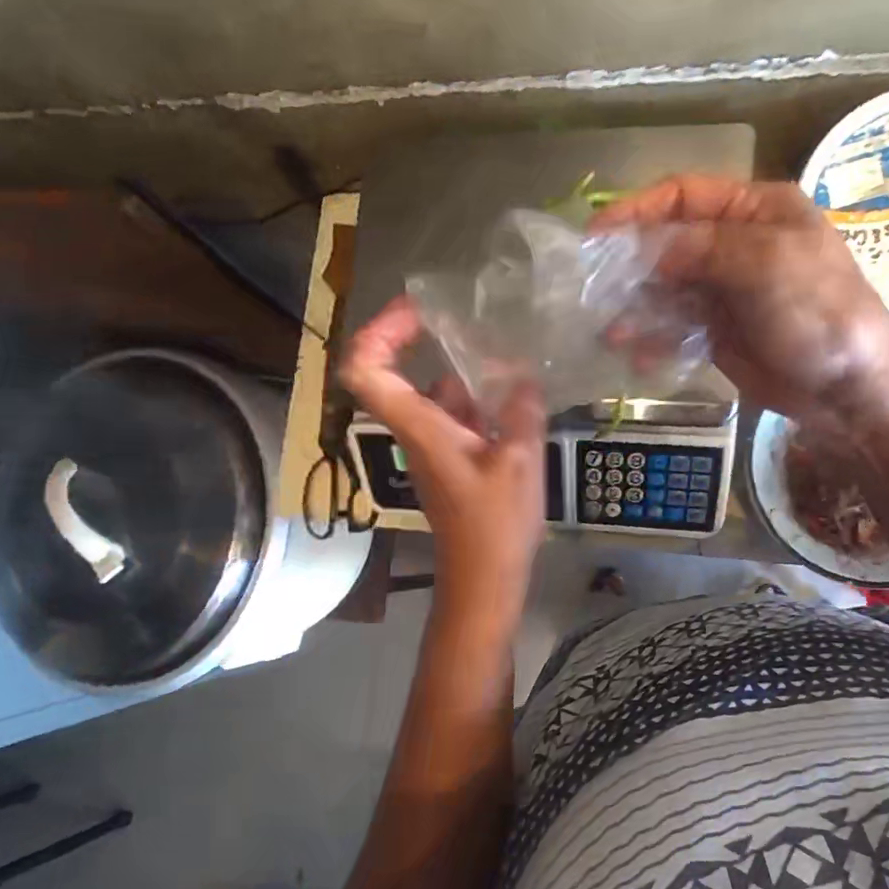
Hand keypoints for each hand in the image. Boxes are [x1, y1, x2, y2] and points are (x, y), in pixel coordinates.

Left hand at [339, 297, 546, 597]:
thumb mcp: (517, 460)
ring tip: (502, 354)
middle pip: (396, 376)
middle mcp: (416, 432)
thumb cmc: (494, 522)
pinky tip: (514, 398)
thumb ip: (520, 411)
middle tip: (459, 320)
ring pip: (433, 397)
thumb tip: (523, 376)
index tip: (415, 310)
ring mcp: (433, 449)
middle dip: (422, 342)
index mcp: (418, 427)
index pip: (366, 369)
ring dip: (461, 372)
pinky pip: (455, 419)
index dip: (379, 331)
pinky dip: (477, 401)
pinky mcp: (452, 463)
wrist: (485, 578)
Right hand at [589, 175, 888, 420]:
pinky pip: (677, 328)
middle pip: (670, 244)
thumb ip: (704, 247)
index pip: (685, 196)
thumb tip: (646, 248)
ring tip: (610, 330)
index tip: (597, 236)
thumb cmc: (820, 315)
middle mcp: (739, 245)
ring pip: (668, 289)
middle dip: (632, 266)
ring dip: (637, 307)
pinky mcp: (721, 333)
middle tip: (595, 290)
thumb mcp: (768, 265)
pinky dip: (654, 338)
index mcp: (758, 211)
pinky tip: (635, 354)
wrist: (851, 390)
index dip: (639, 211)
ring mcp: (728, 292)